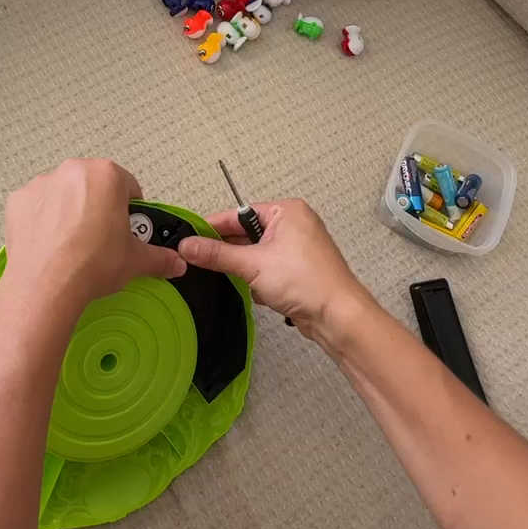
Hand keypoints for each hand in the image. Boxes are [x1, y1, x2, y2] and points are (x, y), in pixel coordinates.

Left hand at [2, 159, 184, 308]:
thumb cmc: (92, 264)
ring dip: (70, 209)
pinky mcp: (18, 200)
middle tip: (101, 238)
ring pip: (64, 193)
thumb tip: (176, 263)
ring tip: (72, 244)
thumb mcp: (135, 261)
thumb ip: (160, 258)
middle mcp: (73, 170)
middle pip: (94, 185)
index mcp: (107, 175)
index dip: (131, 209)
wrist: (45, 286)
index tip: (127, 228)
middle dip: (99, 205)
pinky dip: (43, 219)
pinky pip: (37, 206)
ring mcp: (42, 183)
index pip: (128, 185)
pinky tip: (49, 244)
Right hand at [176, 199, 371, 336]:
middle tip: (214, 265)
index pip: (237, 214)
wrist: (338, 317)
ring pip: (255, 256)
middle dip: (236, 256)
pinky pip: (266, 270)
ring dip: (250, 273)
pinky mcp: (297, 270)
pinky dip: (262, 283)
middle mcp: (293, 225)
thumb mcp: (252, 264)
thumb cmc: (309, 282)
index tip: (190, 238)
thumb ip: (217, 254)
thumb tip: (189, 246)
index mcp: (286, 211)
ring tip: (258, 284)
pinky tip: (269, 295)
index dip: (213, 228)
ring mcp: (297, 248)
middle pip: (246, 235)